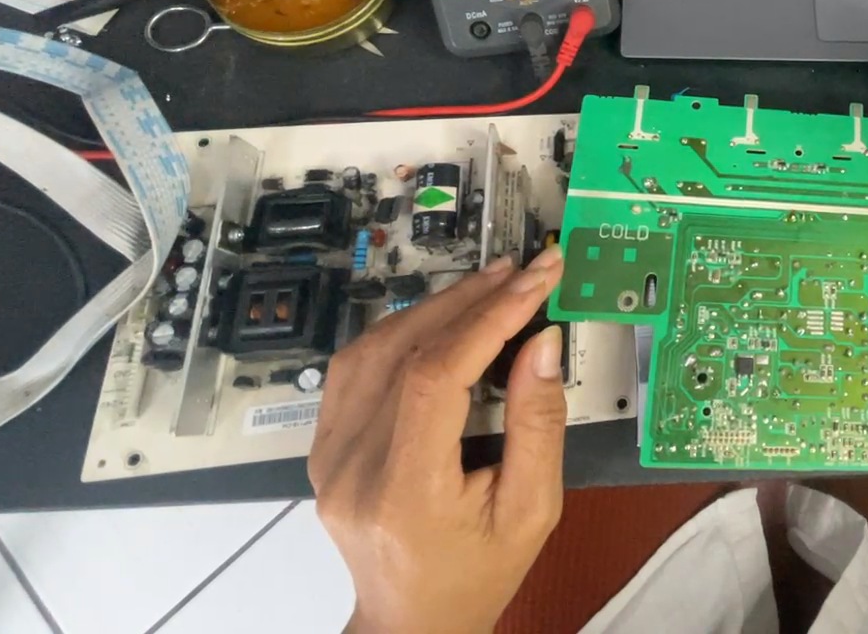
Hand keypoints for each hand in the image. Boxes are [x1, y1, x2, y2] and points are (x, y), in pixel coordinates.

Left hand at [310, 250, 566, 633]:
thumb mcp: (533, 508)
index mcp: (403, 492)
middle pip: (404, 351)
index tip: (537, 280)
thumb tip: (542, 342)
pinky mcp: (325, 445)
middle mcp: (349, 468)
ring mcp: (326, 455)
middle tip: (525, 269)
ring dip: (439, 304)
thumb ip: (539, 423)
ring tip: (493, 281)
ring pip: (374, 347)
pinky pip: (359, 364)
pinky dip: (408, 326)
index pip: (438, 377)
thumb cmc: (480, 574)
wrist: (412, 623)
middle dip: (473, 299)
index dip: (490, 318)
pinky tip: (447, 313)